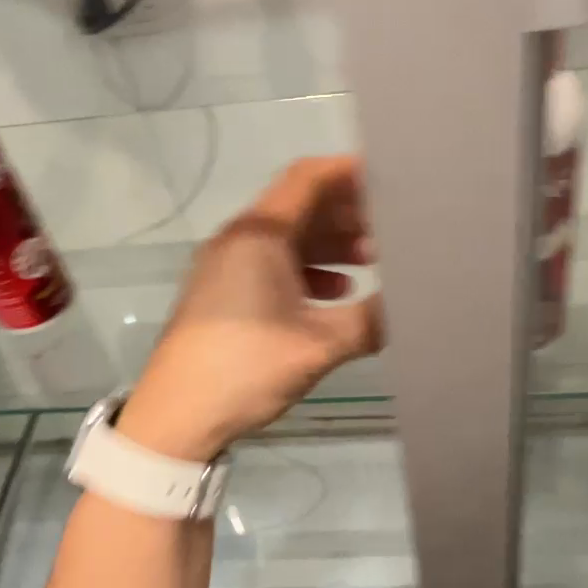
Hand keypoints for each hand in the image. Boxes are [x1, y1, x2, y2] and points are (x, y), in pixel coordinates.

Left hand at [118, 155, 381, 460]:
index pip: (309, 178)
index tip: (391, 181)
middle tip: (392, 231)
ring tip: (372, 263)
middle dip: (348, 214)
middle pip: (300, 206)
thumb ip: (371, 320)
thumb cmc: (247, 368)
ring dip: (330, 245)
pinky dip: (306, 270)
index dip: (352, 173)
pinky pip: (271, 264)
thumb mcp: (320, 346)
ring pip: (287, 238)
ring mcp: (225, 265)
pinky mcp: (221, 292)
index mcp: (259, 234)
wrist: (176, 414)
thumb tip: (410, 305)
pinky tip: (335, 296)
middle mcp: (239, 238)